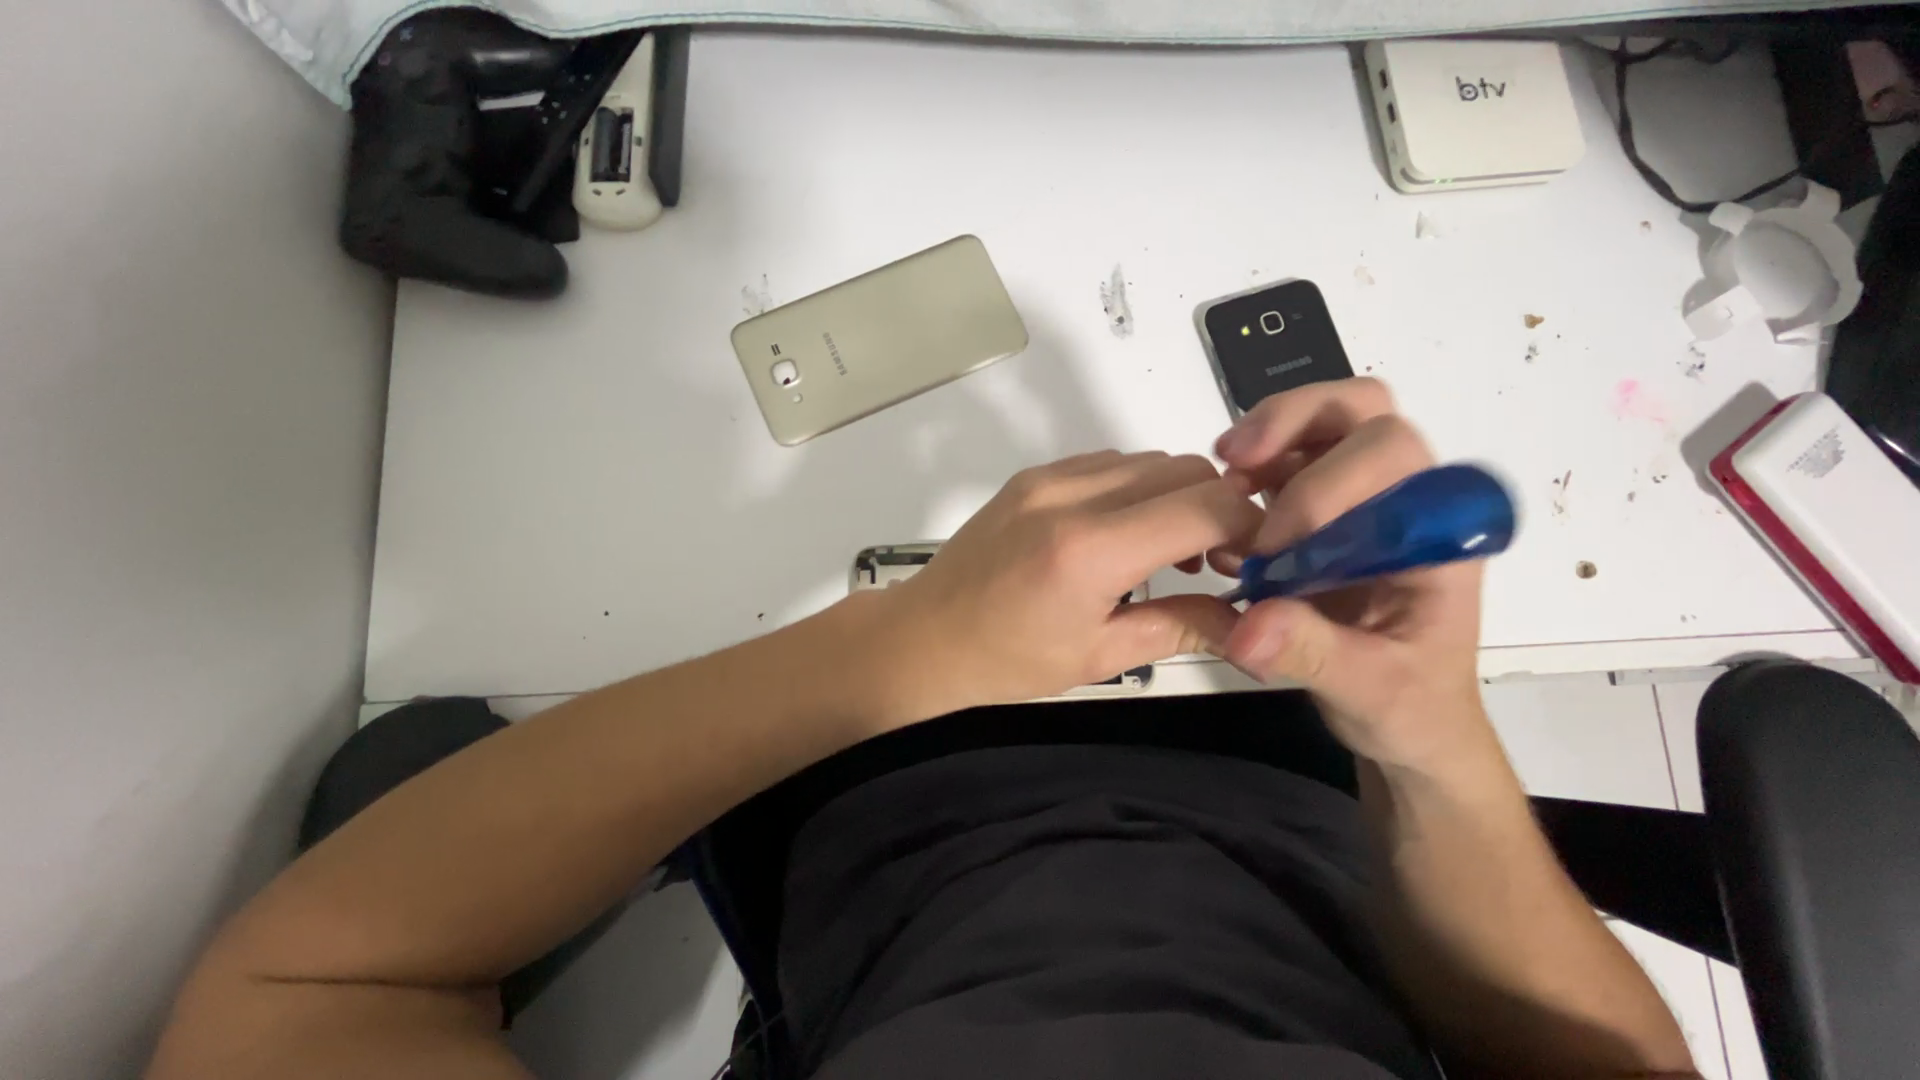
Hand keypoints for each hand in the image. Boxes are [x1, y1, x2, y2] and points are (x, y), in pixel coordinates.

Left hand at [883, 451, 1261, 717]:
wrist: (926, 636)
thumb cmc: (1009, 659)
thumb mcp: (1100, 655)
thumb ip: (1180, 626)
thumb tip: (1248, 618)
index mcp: (1090, 550)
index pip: (1205, 505)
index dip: (1249, 526)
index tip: (1256, 560)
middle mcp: (1070, 496)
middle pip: (1185, 469)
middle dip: (1219, 508)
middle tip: (1218, 561)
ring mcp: (1047, 478)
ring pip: (1148, 460)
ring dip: (1178, 494)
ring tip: (1171, 551)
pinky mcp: (1032, 475)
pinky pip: (1108, 462)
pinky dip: (1136, 487)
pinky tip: (1126, 532)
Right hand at [1211, 379, 1488, 768]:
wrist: (1407, 721)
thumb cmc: (1410, 706)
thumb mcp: (1369, 691)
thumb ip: (1314, 655)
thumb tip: (1248, 628)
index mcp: (1434, 533)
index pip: (1394, 456)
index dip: (1327, 483)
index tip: (1274, 550)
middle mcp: (1400, 500)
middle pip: (1359, 412)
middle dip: (1292, 423)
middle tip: (1234, 462)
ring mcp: (1358, 502)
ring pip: (1320, 423)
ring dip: (1265, 439)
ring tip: (1220, 486)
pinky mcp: (1320, 515)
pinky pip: (1284, 464)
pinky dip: (1247, 473)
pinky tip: (1221, 514)